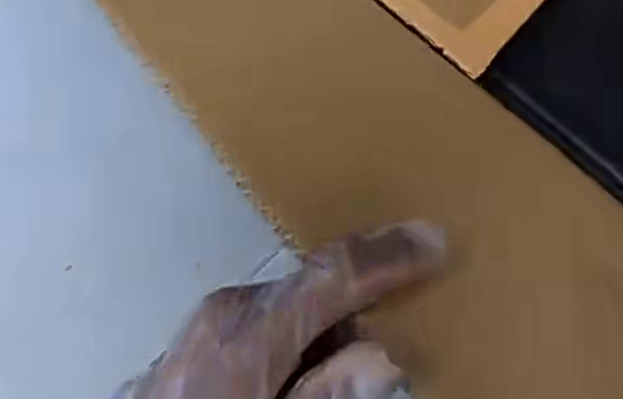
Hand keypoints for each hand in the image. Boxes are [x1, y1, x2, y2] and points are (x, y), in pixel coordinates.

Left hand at [122, 221, 446, 398]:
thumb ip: (328, 393)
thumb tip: (383, 355)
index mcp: (247, 327)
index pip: (338, 269)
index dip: (391, 251)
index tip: (435, 239)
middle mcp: (226, 312)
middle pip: (319, 287)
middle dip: (358, 304)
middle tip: (387, 332)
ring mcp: (201, 330)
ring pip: (290, 308)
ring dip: (322, 332)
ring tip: (328, 378)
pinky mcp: (186, 353)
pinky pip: (259, 330)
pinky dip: (289, 345)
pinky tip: (290, 382)